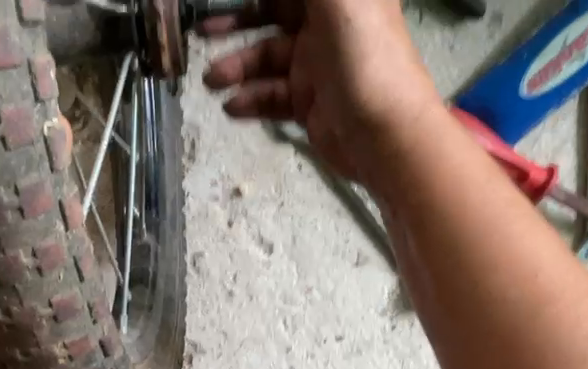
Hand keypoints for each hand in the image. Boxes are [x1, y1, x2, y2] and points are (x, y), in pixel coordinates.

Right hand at [201, 0, 441, 187]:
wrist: (386, 134)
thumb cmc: (366, 58)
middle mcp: (326, 24)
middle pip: (271, 14)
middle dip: (236, 22)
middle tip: (201, 32)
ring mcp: (315, 66)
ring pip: (266, 59)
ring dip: (237, 67)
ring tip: (211, 81)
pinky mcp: (308, 103)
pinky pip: (271, 96)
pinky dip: (250, 100)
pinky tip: (232, 107)